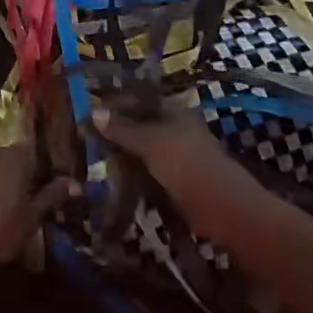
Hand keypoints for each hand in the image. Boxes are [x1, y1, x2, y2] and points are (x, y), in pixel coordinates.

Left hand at [0, 145, 77, 271]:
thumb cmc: (4, 227)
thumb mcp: (34, 213)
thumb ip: (54, 194)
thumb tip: (76, 183)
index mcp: (14, 155)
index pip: (38, 153)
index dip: (50, 169)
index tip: (61, 187)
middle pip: (21, 159)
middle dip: (35, 176)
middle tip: (49, 199)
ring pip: (7, 168)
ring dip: (18, 182)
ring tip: (31, 206)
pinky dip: (3, 187)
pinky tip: (9, 208)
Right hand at [93, 104, 263, 226]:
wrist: (227, 213)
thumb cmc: (190, 168)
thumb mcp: (151, 144)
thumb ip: (122, 129)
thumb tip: (92, 111)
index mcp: (173, 111)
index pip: (137, 98)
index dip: (114, 103)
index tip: (88, 112)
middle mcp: (173, 129)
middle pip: (137, 124)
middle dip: (113, 130)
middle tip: (85, 137)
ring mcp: (174, 155)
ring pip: (139, 149)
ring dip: (119, 154)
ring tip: (92, 158)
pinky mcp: (173, 180)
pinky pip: (145, 171)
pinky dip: (129, 174)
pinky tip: (111, 178)